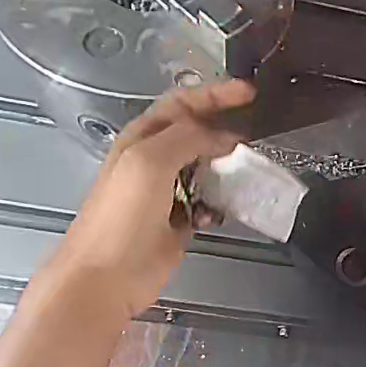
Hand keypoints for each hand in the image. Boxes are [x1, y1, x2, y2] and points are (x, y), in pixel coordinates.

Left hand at [47, 80, 253, 320]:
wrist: (108, 274)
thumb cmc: (122, 215)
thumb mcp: (151, 161)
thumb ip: (189, 138)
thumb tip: (226, 135)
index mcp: (143, 137)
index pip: (184, 103)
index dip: (216, 94)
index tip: (251, 92)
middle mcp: (155, 160)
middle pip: (198, 134)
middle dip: (227, 131)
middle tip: (258, 134)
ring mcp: (168, 193)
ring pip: (207, 170)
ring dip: (228, 170)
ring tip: (248, 173)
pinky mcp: (180, 223)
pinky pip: (209, 204)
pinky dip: (220, 206)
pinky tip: (222, 213)